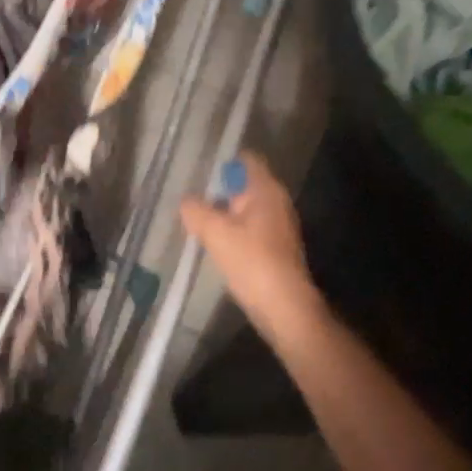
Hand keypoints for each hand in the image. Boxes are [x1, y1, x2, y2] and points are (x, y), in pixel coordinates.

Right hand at [180, 151, 320, 336]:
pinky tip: (215, 246)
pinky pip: (249, 230)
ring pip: (245, 210)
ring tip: (197, 223)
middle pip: (244, 186)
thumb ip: (196, 210)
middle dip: (219, 191)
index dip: (224, 161)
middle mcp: (277, 203)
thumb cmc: (252, 262)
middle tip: (192, 199)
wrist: (285, 310)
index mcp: (266, 190)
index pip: (246, 160)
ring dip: (224, 215)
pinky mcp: (276, 250)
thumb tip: (186, 201)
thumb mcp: (215, 232)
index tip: (200, 170)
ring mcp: (279, 227)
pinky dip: (233, 233)